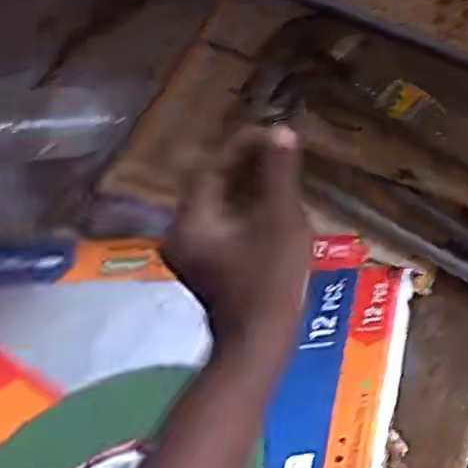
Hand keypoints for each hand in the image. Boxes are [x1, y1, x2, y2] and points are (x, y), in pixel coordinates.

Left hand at [164, 126, 311, 348]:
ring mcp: (195, 250)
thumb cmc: (271, 276)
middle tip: (281, 143)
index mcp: (192, 222)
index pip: (211, 169)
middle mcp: (184, 233)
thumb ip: (279, 175)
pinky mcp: (211, 261)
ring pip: (220, 201)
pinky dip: (249, 202)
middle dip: (246, 161)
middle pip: (213, 184)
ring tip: (283, 163)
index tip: (274, 131)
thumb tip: (283, 132)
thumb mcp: (281, 219)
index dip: (242, 145)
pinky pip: (227, 218)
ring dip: (250, 180)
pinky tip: (275, 197)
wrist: (261, 336)